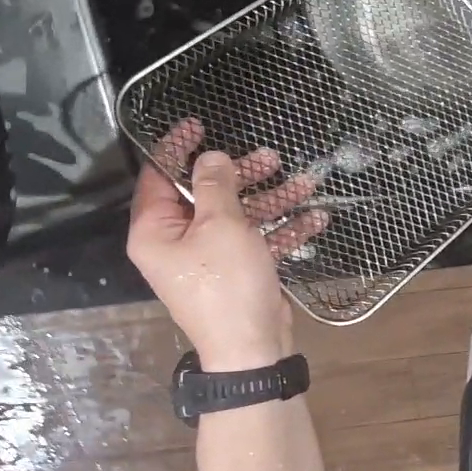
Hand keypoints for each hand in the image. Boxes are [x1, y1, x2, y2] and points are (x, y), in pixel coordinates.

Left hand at [127, 118, 328, 372]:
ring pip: (241, 216)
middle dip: (243, 176)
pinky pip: (259, 240)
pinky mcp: (240, 270)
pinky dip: (284, 229)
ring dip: (274, 199)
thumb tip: (211, 158)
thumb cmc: (227, 282)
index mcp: (156, 231)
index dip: (178, 149)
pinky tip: (315, 219)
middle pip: (208, 195)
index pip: (159, 178)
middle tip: (272, 157)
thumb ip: (215, 186)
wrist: (250, 345)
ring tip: (307, 182)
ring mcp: (211, 258)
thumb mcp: (221, 226)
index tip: (198, 125)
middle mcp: (178, 241)